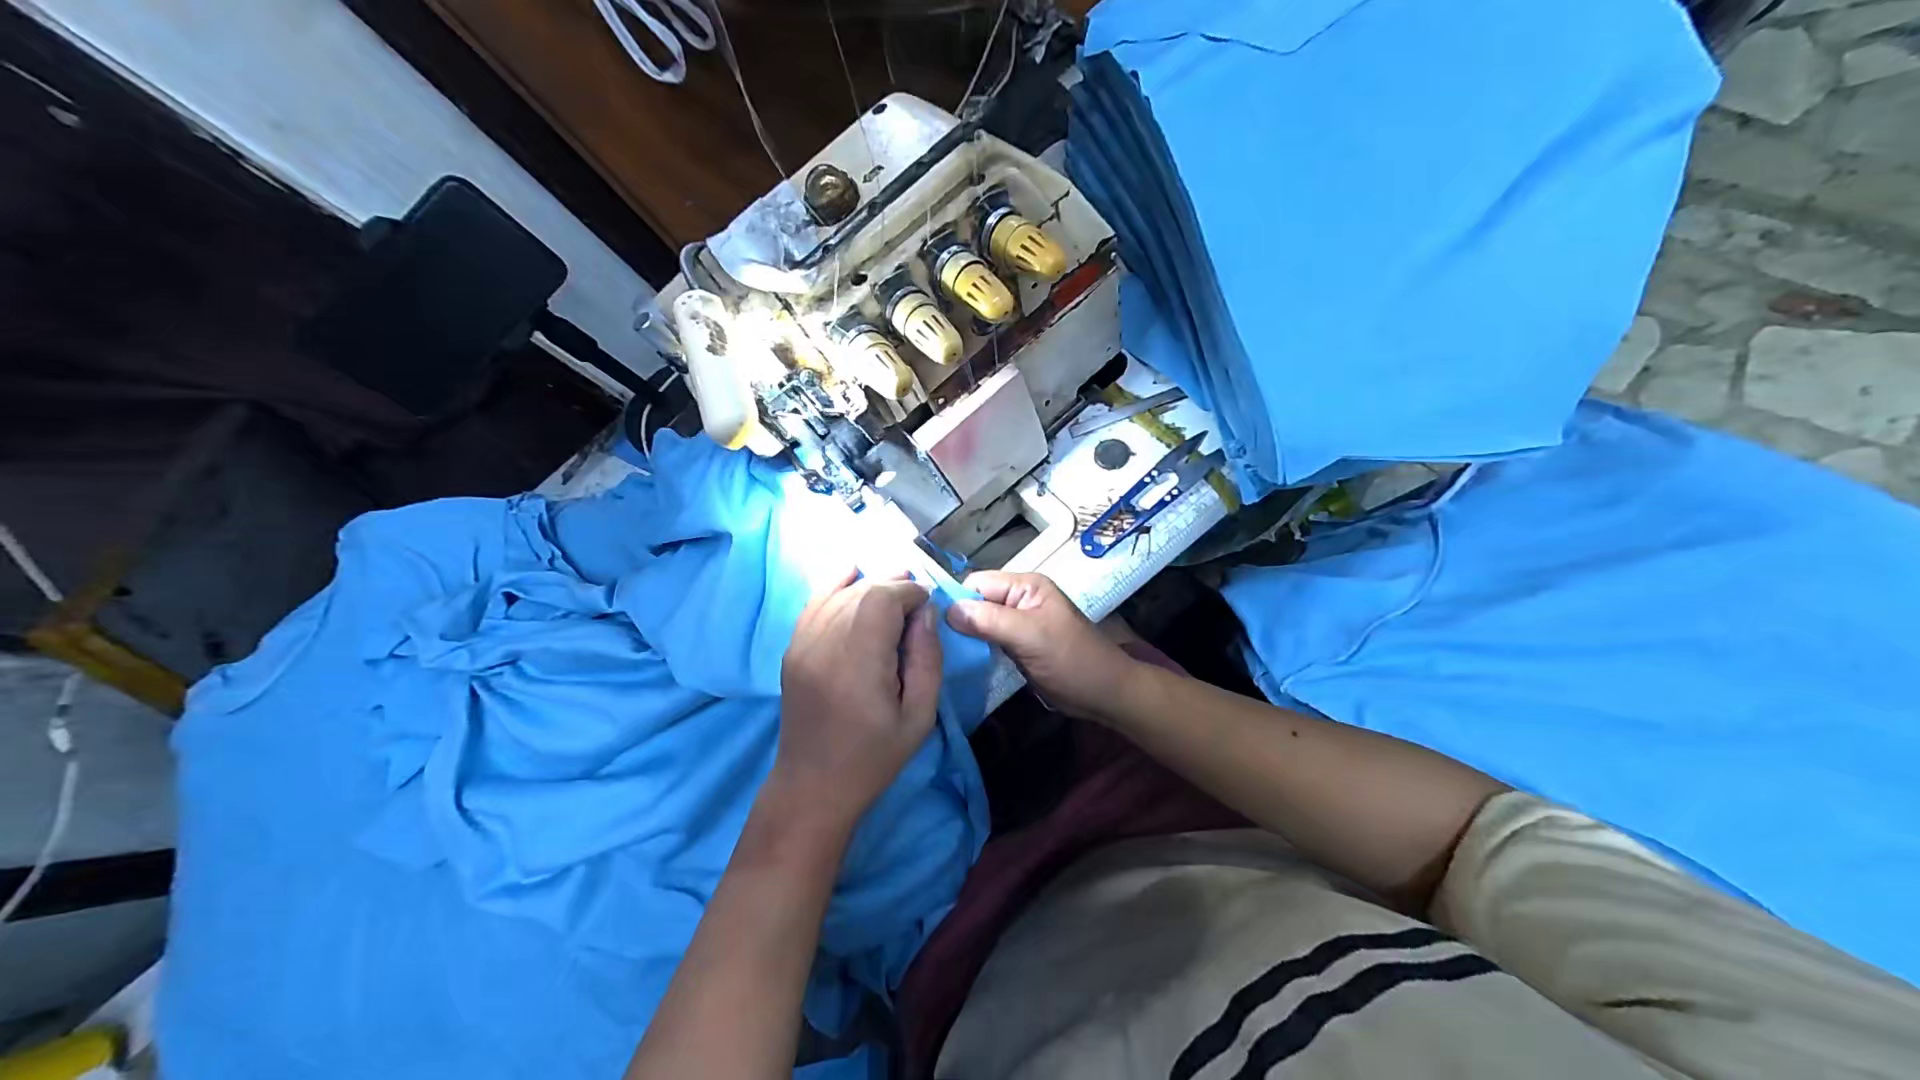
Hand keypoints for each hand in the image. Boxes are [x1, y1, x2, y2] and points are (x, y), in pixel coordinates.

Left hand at [773, 570, 943, 834]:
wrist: (812, 786)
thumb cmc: (873, 757)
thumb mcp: (919, 716)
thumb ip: (926, 658)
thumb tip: (925, 613)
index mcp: (859, 662)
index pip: (882, 599)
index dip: (909, 592)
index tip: (928, 605)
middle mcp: (825, 644)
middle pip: (861, 592)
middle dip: (893, 587)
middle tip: (916, 600)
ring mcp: (802, 644)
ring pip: (838, 594)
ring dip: (869, 587)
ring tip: (894, 591)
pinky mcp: (792, 650)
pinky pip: (813, 604)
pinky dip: (834, 586)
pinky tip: (851, 574)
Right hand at [946, 571, 1141, 720]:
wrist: (1104, 694)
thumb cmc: (1071, 660)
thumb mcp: (1030, 636)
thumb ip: (989, 620)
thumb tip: (946, 610)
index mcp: (1025, 586)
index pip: (976, 583)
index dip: (954, 600)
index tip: (930, 625)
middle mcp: (1018, 599)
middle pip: (975, 602)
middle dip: (956, 620)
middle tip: (932, 644)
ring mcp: (1017, 623)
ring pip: (978, 622)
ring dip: (964, 637)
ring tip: (940, 654)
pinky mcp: (1017, 645)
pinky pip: (987, 640)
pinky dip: (975, 649)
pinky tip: (959, 661)